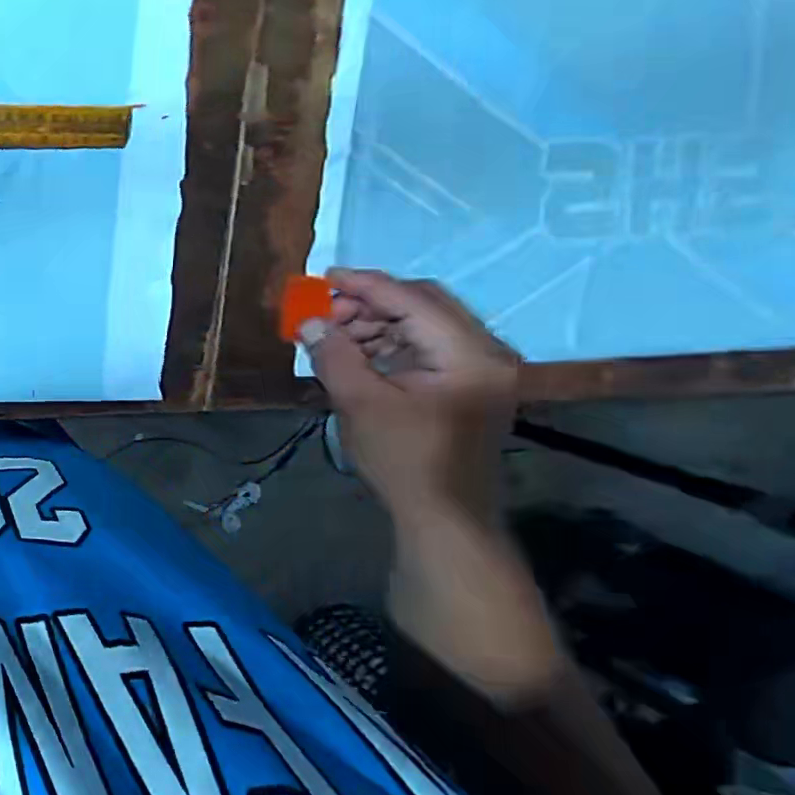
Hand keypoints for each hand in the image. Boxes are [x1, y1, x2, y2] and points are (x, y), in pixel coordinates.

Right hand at [299, 268, 519, 517]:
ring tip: (336, 336)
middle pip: (423, 304)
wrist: (444, 517)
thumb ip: (334, 354)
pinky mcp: (468, 386)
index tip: (324, 277)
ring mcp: (481, 369)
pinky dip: (391, 343)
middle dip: (370, 303)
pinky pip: (427, 347)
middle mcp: (485, 352)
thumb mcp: (359, 403)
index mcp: (468, 354)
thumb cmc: (404, 459)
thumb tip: (309, 321)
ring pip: (424, 324)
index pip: (412, 300)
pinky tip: (358, 353)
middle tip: (326, 313)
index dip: (364, 285)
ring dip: (378, 323)